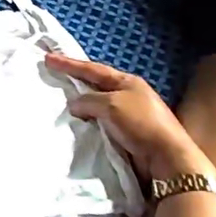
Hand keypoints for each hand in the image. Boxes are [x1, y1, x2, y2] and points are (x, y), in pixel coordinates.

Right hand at [48, 53, 213, 179]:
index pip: (92, 69)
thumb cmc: (140, 123)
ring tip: (61, 101)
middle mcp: (128, 94)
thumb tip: (75, 105)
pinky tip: (78, 123)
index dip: (70, 64)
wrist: (167, 157)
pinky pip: (101, 121)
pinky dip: (88, 120)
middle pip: (95, 84)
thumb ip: (89, 101)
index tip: (49, 58)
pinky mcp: (128, 133)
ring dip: (81, 103)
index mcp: (127, 81)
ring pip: (98, 104)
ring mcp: (129, 114)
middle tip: (54, 76)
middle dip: (76, 80)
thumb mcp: (111, 105)